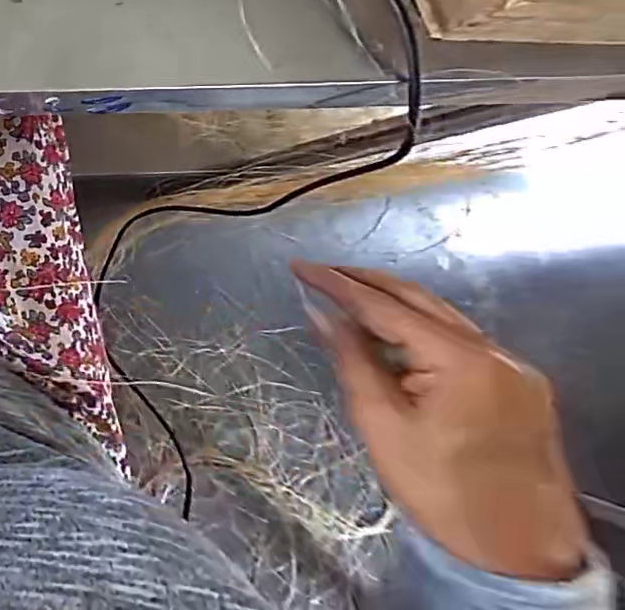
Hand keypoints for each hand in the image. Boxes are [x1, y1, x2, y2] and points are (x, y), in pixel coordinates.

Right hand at [292, 262, 588, 580]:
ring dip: (389, 298)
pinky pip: (456, 337)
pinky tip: (383, 326)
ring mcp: (515, 372)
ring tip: (341, 291)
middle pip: (419, 301)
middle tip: (315, 271)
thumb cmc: (436, 482)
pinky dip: (413, 322)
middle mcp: (498, 357)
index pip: (385, 307)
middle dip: (363, 281)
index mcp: (463, 363)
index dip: (336, 284)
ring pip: (440, 315)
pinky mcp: (517, 388)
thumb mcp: (378, 417)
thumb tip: (321, 312)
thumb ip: (350, 355)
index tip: (296, 267)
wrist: (516, 548)